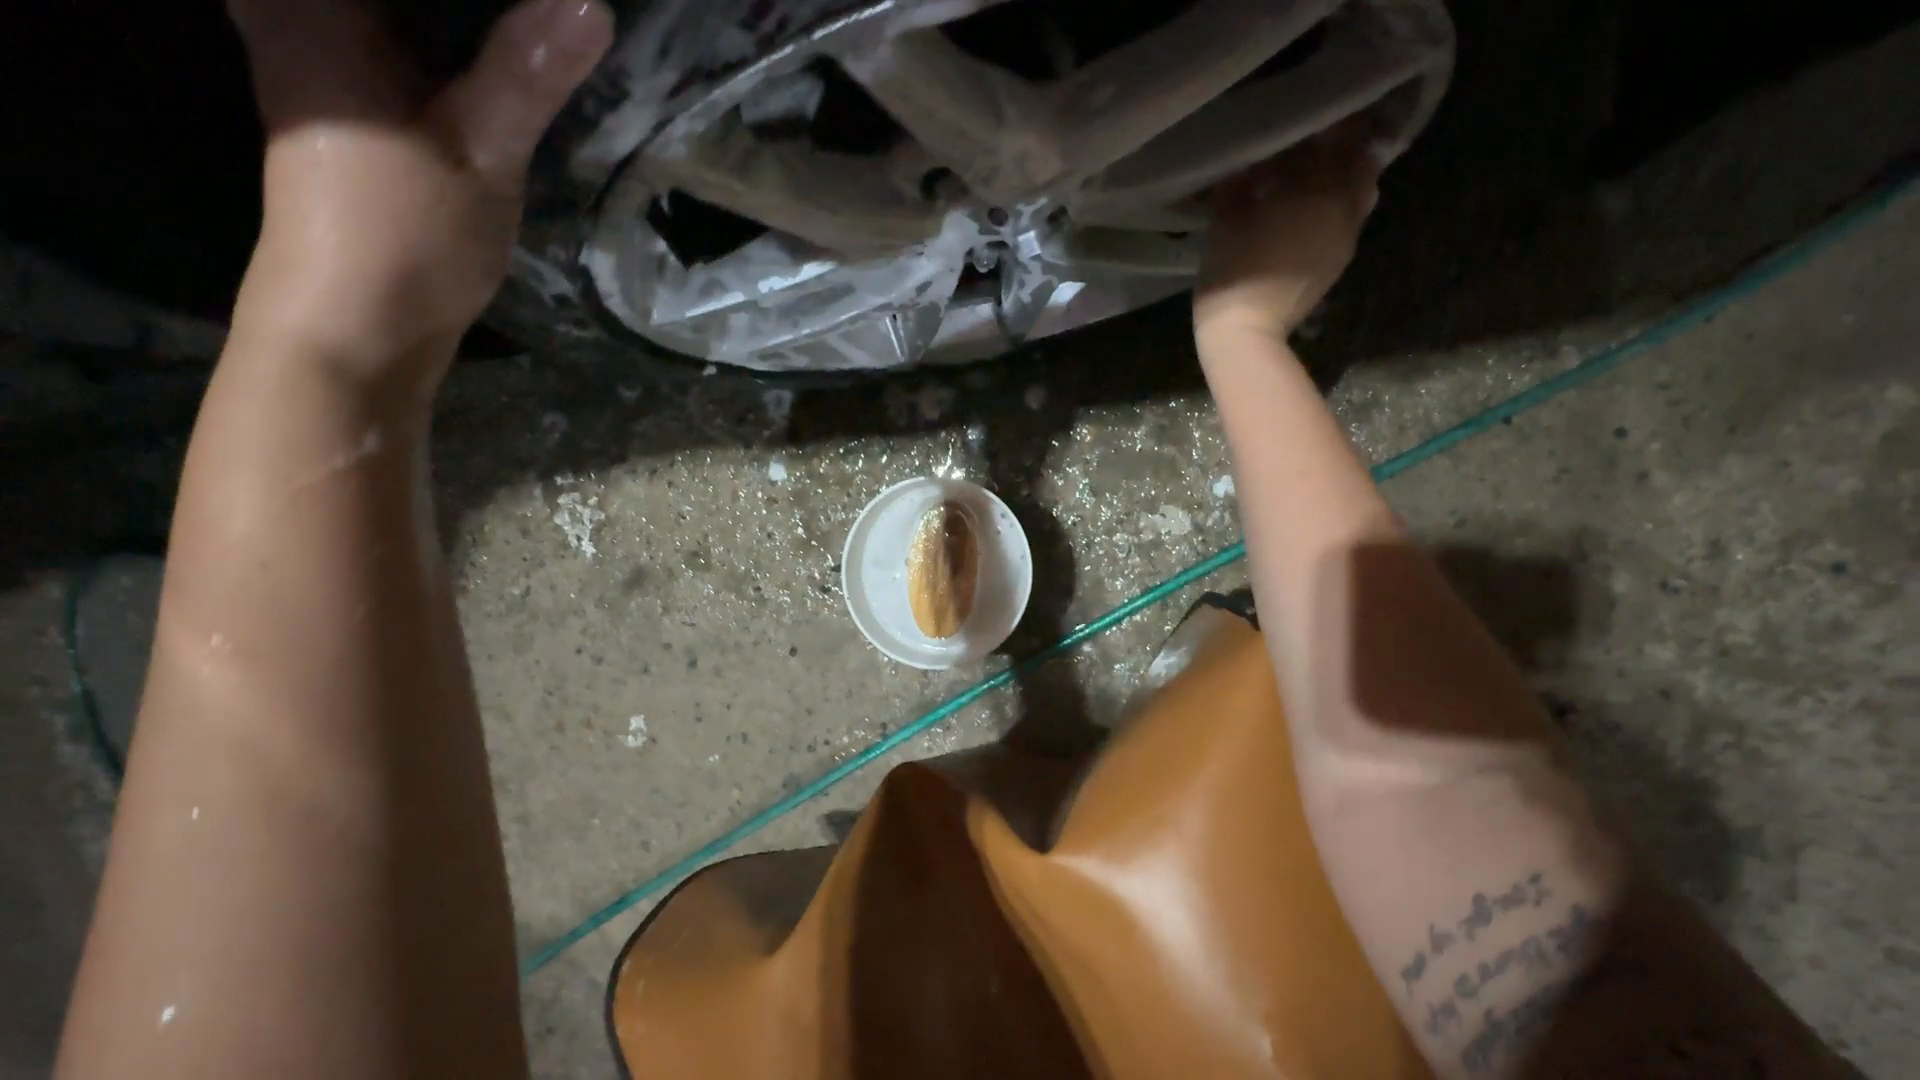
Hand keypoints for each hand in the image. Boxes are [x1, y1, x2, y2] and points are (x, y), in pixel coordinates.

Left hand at [225, 0, 612, 390]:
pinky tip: (508, 62)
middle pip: (405, 2)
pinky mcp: (355, 112)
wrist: (358, 329)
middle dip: (470, 10)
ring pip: (402, 23)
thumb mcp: (482, 151)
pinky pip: (402, 48)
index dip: (470, 2)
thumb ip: (530, 72)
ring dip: (463, 25)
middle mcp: (301, 23)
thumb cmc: (403, 234)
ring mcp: (323, 69)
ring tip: (537, 29)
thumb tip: (590, 4)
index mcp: (314, 11)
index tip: (536, 11)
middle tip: (546, 19)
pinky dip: (450, 49)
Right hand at [1192, 129, 1381, 349]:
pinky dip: (1339, 202)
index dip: (1322, 122)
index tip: (1307, 113)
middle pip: (1359, 159)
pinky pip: (1350, 216)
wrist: (1248, 331)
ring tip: (1318, 173)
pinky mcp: (1340, 259)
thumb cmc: (1232, 270)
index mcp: (1317, 187)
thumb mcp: (1227, 217)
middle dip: (1343, 145)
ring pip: (1362, 188)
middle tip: (1318, 139)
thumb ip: (1243, 180)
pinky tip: (1312, 207)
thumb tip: (1252, 159)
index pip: (1332, 137)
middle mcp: (1344, 205)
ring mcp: (1347, 235)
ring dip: (1346, 174)